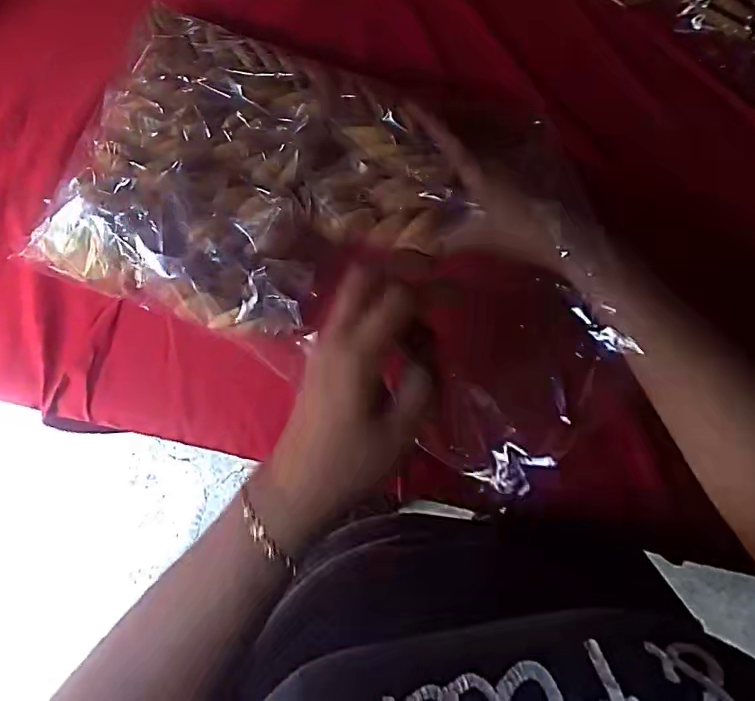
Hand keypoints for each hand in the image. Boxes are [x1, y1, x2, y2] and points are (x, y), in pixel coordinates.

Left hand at [251, 265, 433, 553]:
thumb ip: (421, 385)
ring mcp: (324, 340)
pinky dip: (375, 310)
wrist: (296, 485)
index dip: (431, 290)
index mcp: (356, 352)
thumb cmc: (349, 465)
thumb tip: (429, 353)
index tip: (458, 297)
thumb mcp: (398, 434)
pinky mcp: (322, 352)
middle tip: (434, 284)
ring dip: (388, 292)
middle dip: (401, 270)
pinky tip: (399, 340)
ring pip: (355, 291)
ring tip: (421, 327)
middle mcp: (336, 335)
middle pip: (365, 275)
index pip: (397, 296)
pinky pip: (350, 313)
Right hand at [414, 107, 604, 274]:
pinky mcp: (524, 167)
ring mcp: (511, 160)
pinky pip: (490, 151)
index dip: (426, 119)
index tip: (408, 101)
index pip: (447, 139)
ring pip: (476, 141)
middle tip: (414, 118)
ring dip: (456, 135)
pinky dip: (473, 149)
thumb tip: (405, 242)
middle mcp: (493, 158)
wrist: (570, 239)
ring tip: (434, 134)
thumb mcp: (477, 239)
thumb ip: (442, 239)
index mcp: (478, 169)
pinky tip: (466, 159)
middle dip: (437, 124)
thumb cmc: (521, 235)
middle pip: (460, 134)